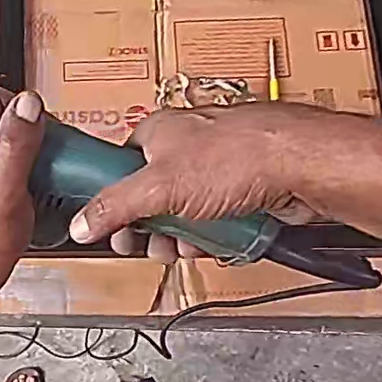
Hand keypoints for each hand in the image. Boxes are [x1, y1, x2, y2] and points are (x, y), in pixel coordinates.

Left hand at [0, 86, 44, 282]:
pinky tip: (34, 171)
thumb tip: (28, 106)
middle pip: (6, 111)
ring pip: (13, 127)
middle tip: (39, 154)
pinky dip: (30, 154)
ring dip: (31, 142)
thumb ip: (16, 143)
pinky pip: (16, 145)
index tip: (37, 139)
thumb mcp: (5, 184)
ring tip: (36, 165)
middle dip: (29, 129)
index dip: (23, 116)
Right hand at [69, 103, 368, 259]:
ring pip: (181, 210)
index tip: (104, 225)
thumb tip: (80, 224)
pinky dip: (205, 235)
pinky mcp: (236, 190)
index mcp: (157, 133)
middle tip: (145, 245)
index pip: (116, 166)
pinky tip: (207, 245)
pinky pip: (209, 217)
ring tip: (178, 249)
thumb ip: (114, 207)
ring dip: (176, 236)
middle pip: (149, 194)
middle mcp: (184, 146)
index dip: (109, 199)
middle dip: (147, 227)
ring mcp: (212, 169)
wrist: (301, 166)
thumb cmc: (240, 156)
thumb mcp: (160, 187)